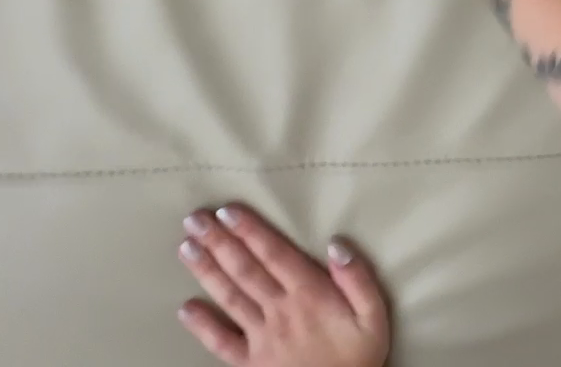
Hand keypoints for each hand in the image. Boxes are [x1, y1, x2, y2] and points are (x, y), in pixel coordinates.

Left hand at [178, 204, 390, 366]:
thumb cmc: (360, 357)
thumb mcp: (374, 315)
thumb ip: (358, 277)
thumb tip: (336, 243)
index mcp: (309, 294)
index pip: (274, 254)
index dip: (250, 231)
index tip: (227, 210)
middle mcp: (280, 311)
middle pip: (245, 270)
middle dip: (219, 242)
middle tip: (194, 219)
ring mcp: (262, 340)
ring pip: (230, 298)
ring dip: (207, 272)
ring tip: (185, 248)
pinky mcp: (251, 366)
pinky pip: (222, 345)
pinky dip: (203, 327)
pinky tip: (185, 309)